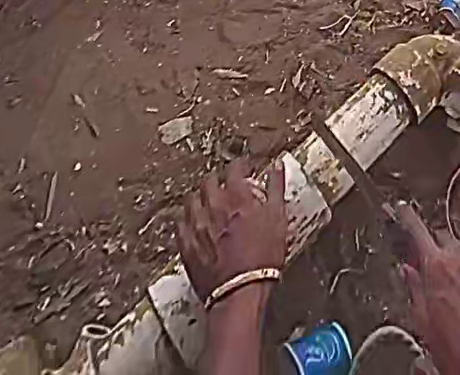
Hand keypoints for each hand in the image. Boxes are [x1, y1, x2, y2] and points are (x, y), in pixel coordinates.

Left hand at [179, 159, 287, 302]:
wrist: (241, 293)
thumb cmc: (263, 256)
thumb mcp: (278, 217)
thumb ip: (276, 187)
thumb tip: (277, 165)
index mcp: (236, 195)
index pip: (234, 168)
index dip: (241, 166)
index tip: (245, 169)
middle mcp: (213, 205)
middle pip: (209, 182)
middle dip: (218, 180)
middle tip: (226, 187)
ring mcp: (197, 225)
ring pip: (192, 200)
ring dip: (201, 199)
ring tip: (209, 204)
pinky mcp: (187, 246)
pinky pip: (181, 225)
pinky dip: (188, 221)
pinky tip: (195, 225)